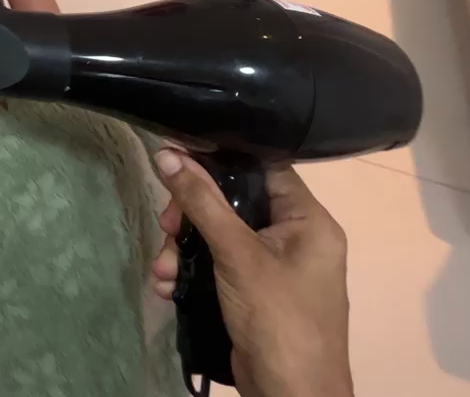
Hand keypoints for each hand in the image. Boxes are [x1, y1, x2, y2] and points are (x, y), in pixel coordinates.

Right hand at [150, 150, 354, 396]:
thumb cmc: (278, 318)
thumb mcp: (235, 253)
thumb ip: (201, 201)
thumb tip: (166, 153)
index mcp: (307, 221)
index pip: (262, 165)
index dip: (218, 154)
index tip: (174, 151)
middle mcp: (292, 235)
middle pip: (229, 197)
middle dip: (189, 211)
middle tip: (166, 224)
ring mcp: (272, 262)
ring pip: (214, 228)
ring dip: (182, 245)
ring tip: (162, 266)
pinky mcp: (251, 285)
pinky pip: (213, 257)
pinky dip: (188, 266)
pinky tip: (167, 282)